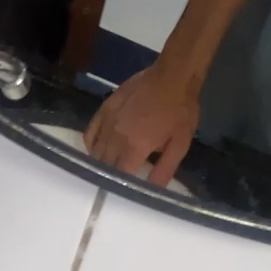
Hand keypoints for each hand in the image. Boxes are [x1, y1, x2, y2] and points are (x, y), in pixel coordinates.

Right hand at [83, 65, 200, 188]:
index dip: (121, 188)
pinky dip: (92, 147)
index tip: (125, 195)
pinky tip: (100, 151)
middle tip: (118, 183)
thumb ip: (164, 170)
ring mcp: (107, 123)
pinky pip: (89, 135)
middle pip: (105, 167)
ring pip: (95, 153)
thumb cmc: (180, 111)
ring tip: (108, 170)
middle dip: (111, 178)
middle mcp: (115, 138)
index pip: (120, 177)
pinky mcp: (104, 110)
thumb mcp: (180, 144)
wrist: (174, 75)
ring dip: (101, 164)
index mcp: (134, 148)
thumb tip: (153, 193)